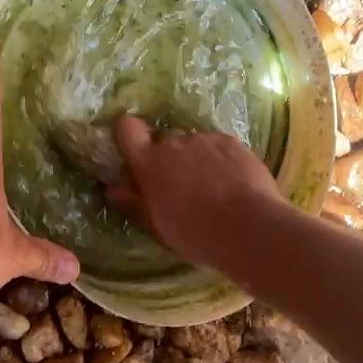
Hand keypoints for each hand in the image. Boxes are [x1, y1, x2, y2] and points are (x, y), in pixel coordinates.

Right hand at [107, 114, 284, 265]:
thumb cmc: (196, 234)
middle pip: (165, 144)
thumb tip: (113, 189)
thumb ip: (134, 204)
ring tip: (215, 190)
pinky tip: (233, 185)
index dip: (129, 134)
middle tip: (184, 188)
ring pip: (194, 146)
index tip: (136, 150)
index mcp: (150, 163)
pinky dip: (221, 161)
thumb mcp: (159, 227)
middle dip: (170, 161)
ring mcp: (204, 139)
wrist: (249, 228)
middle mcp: (174, 143)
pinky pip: (218, 146)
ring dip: (198, 161)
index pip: (128, 129)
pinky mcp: (231, 141)